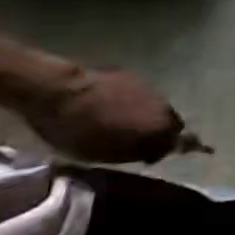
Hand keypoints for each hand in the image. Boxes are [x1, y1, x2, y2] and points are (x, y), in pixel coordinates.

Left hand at [25, 68, 189, 163]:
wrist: (59, 92)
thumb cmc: (77, 130)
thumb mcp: (101, 154)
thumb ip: (132, 154)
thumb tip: (149, 153)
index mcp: (159, 128)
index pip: (175, 143)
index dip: (161, 150)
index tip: (146, 156)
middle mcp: (164, 107)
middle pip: (172, 122)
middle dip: (159, 131)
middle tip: (136, 139)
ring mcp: (151, 90)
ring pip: (157, 107)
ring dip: (146, 116)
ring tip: (123, 122)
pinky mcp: (134, 78)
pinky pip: (142, 95)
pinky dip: (133, 103)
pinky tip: (112, 107)